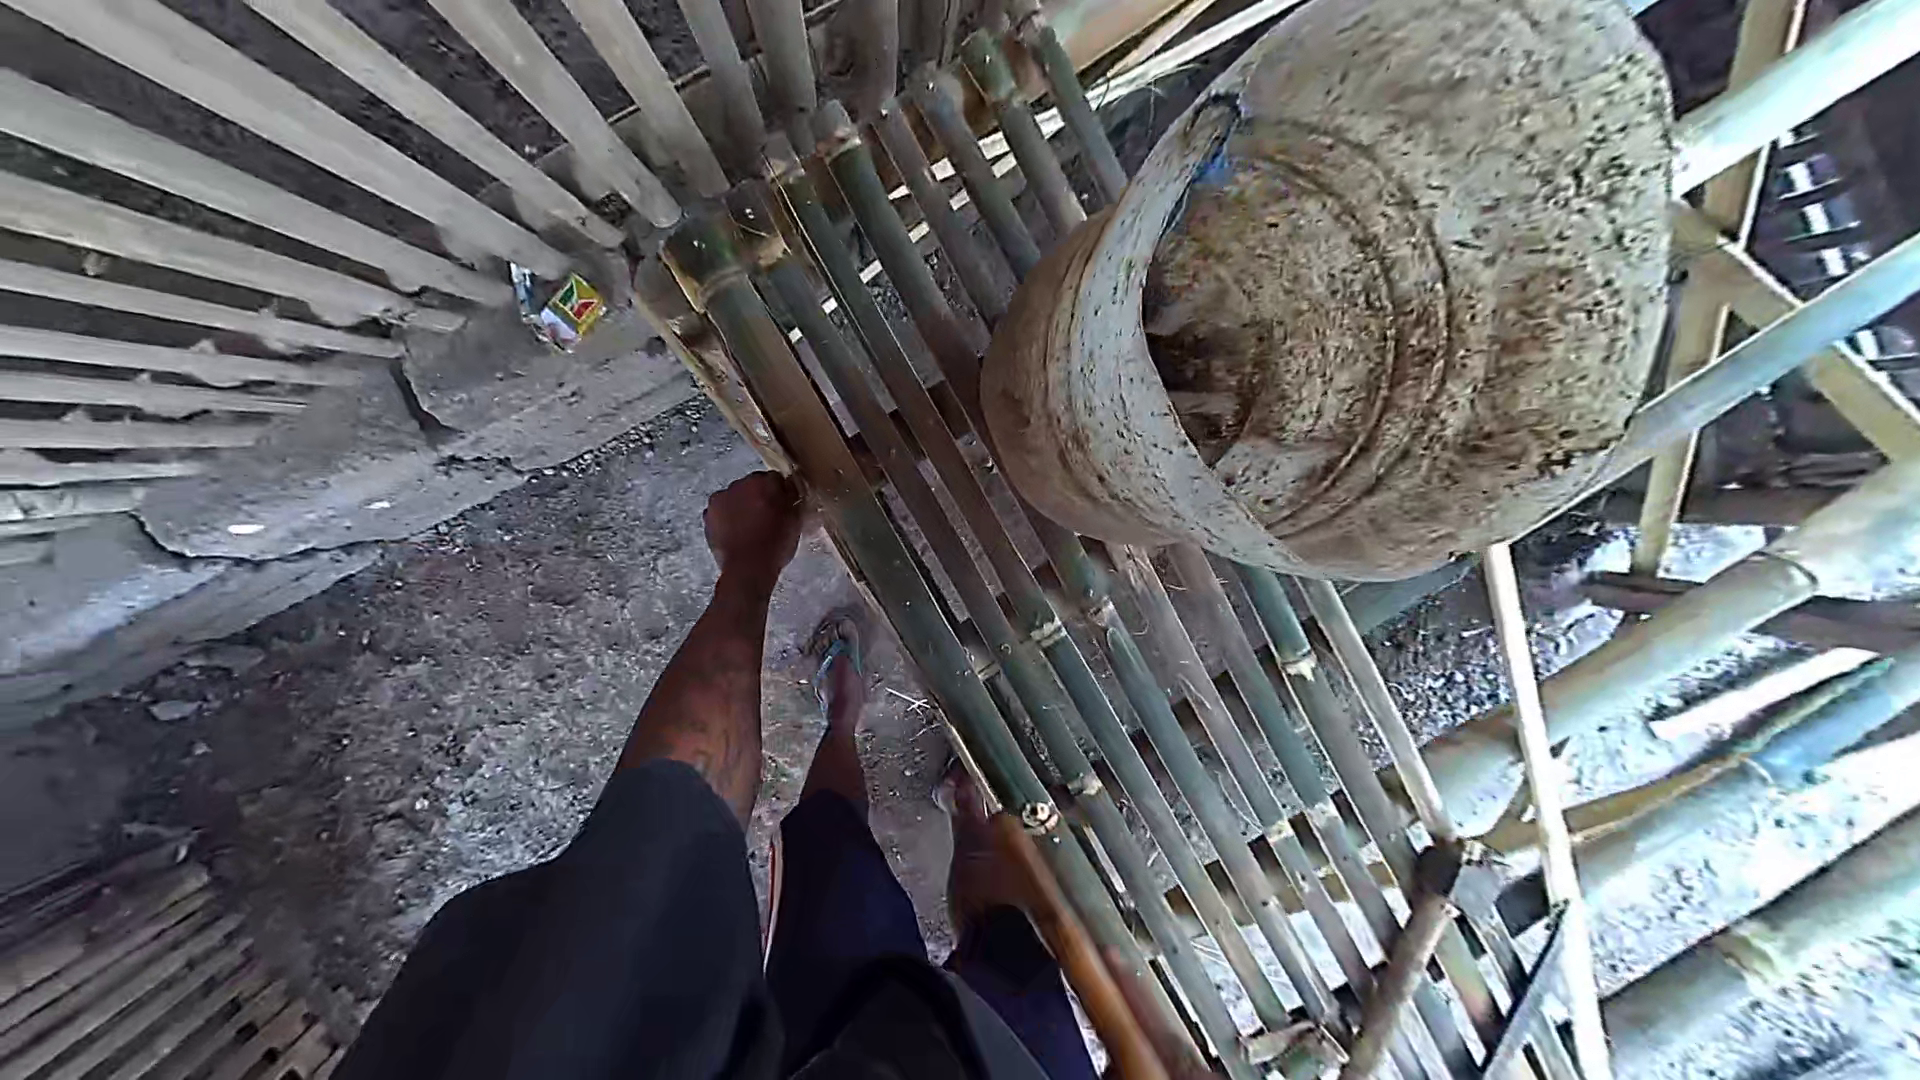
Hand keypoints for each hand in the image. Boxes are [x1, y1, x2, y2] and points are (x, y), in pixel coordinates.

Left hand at [704, 471, 804, 587]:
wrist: (747, 567)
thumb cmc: (776, 544)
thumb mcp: (795, 520)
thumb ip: (791, 500)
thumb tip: (788, 492)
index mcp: (763, 482)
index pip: (775, 478)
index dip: (780, 492)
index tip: (784, 505)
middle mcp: (738, 484)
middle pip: (752, 485)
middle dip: (758, 497)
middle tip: (767, 517)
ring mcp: (720, 499)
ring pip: (735, 497)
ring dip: (741, 506)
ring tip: (750, 528)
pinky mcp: (707, 515)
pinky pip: (721, 511)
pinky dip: (727, 518)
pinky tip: (736, 533)